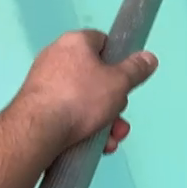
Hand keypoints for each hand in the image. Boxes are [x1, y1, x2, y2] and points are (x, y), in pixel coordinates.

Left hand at [12, 30, 157, 153]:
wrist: (36, 131)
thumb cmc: (81, 98)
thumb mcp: (119, 83)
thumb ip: (136, 69)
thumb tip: (149, 57)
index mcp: (75, 42)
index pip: (103, 42)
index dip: (119, 61)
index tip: (126, 80)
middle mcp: (56, 57)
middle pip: (96, 76)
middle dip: (113, 102)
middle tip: (118, 118)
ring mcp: (44, 82)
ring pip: (84, 99)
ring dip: (103, 120)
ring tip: (109, 141)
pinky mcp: (37, 106)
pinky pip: (68, 112)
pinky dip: (83, 127)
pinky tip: (93, 145)